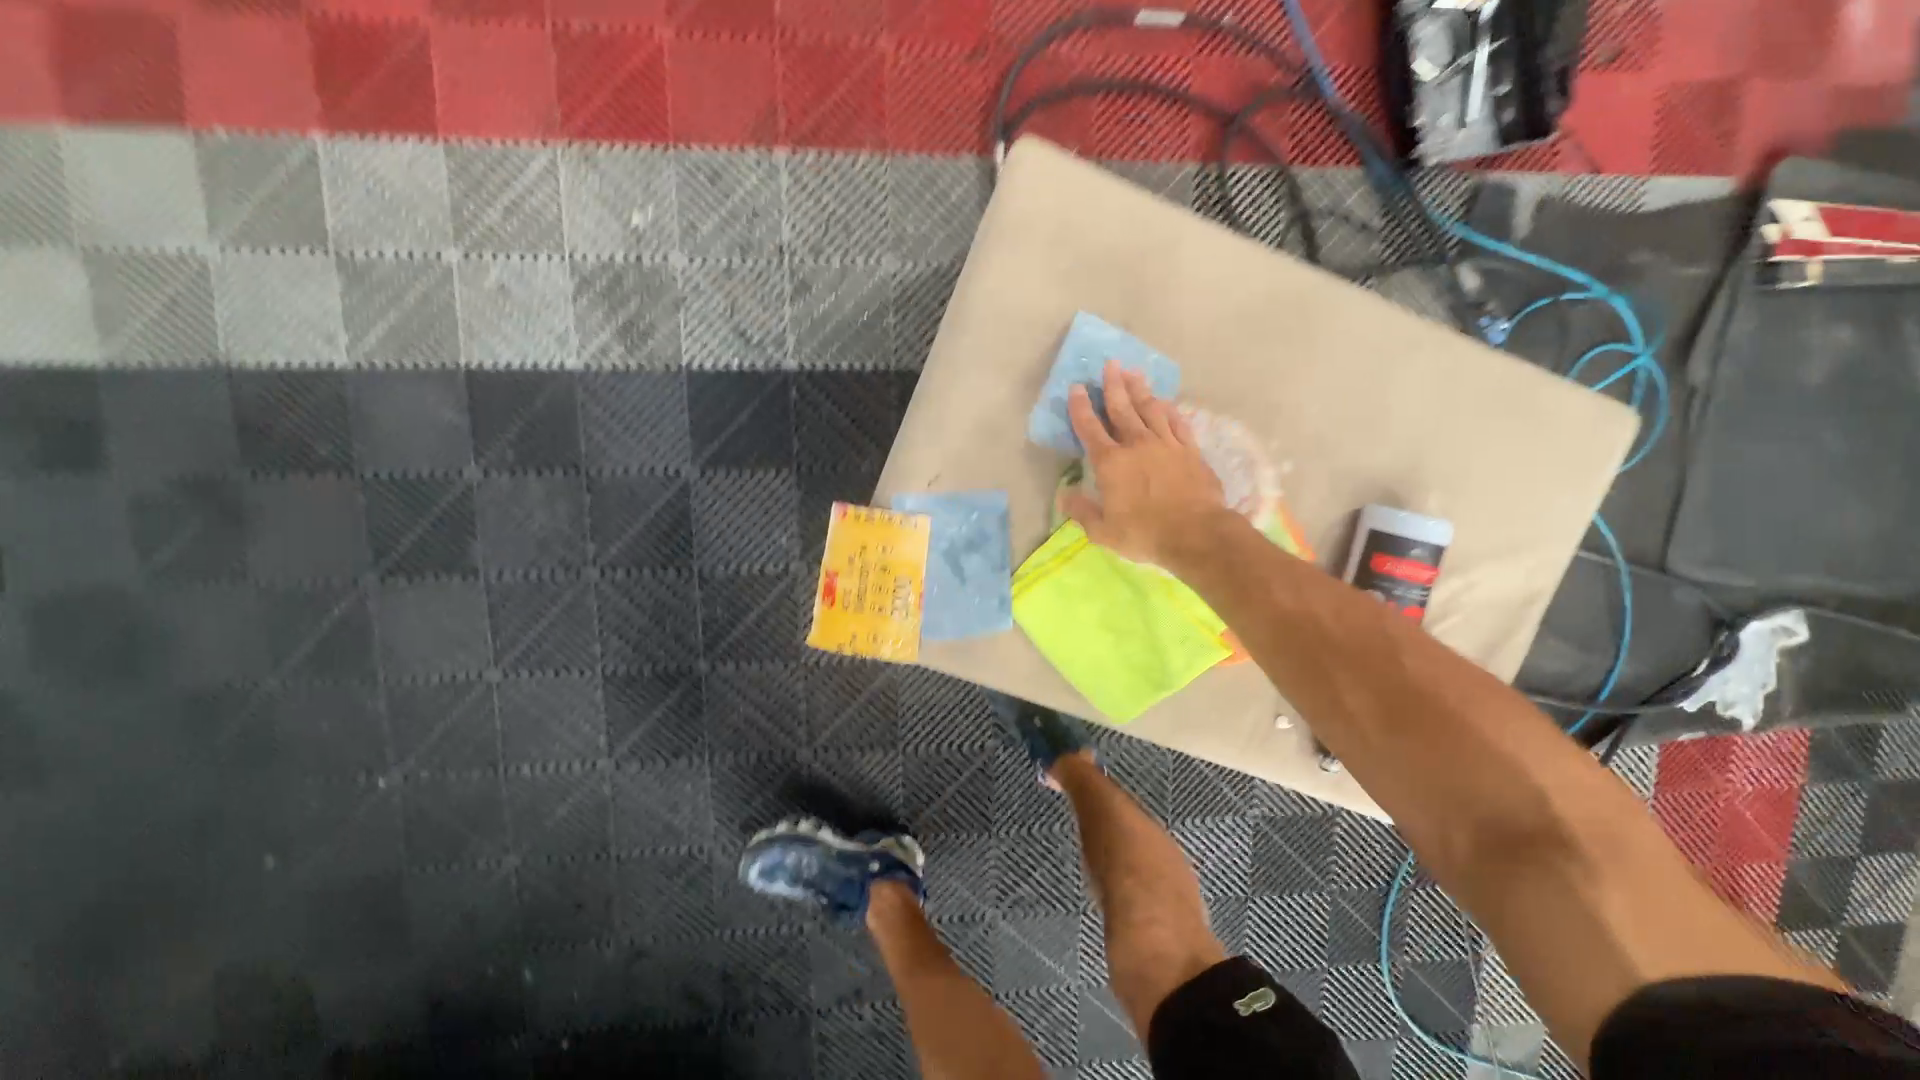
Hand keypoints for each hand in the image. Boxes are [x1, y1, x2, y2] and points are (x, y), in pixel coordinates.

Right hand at [1060, 360, 1228, 565]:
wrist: (1196, 533)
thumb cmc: (1145, 534)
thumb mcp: (1103, 532)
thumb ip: (1082, 511)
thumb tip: (1065, 494)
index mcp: (1111, 463)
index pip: (1090, 429)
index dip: (1080, 408)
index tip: (1076, 388)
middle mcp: (1137, 445)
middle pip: (1122, 409)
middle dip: (1113, 385)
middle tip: (1110, 364)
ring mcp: (1166, 444)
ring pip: (1151, 409)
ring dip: (1140, 390)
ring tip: (1134, 372)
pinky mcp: (1190, 451)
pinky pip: (1178, 423)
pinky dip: (1170, 410)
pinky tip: (1165, 401)